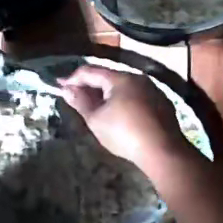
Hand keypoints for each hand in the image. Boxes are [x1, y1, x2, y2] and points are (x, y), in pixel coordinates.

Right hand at [60, 65, 196, 169]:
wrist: (162, 150)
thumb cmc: (124, 133)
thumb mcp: (96, 119)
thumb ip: (80, 102)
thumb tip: (67, 89)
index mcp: (119, 78)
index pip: (90, 71)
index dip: (73, 78)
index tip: (59, 85)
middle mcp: (137, 78)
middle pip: (108, 76)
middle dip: (90, 85)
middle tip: (76, 96)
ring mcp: (152, 89)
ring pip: (124, 86)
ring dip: (107, 93)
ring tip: (96, 106)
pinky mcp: (162, 103)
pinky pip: (136, 96)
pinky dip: (123, 100)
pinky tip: (120, 114)